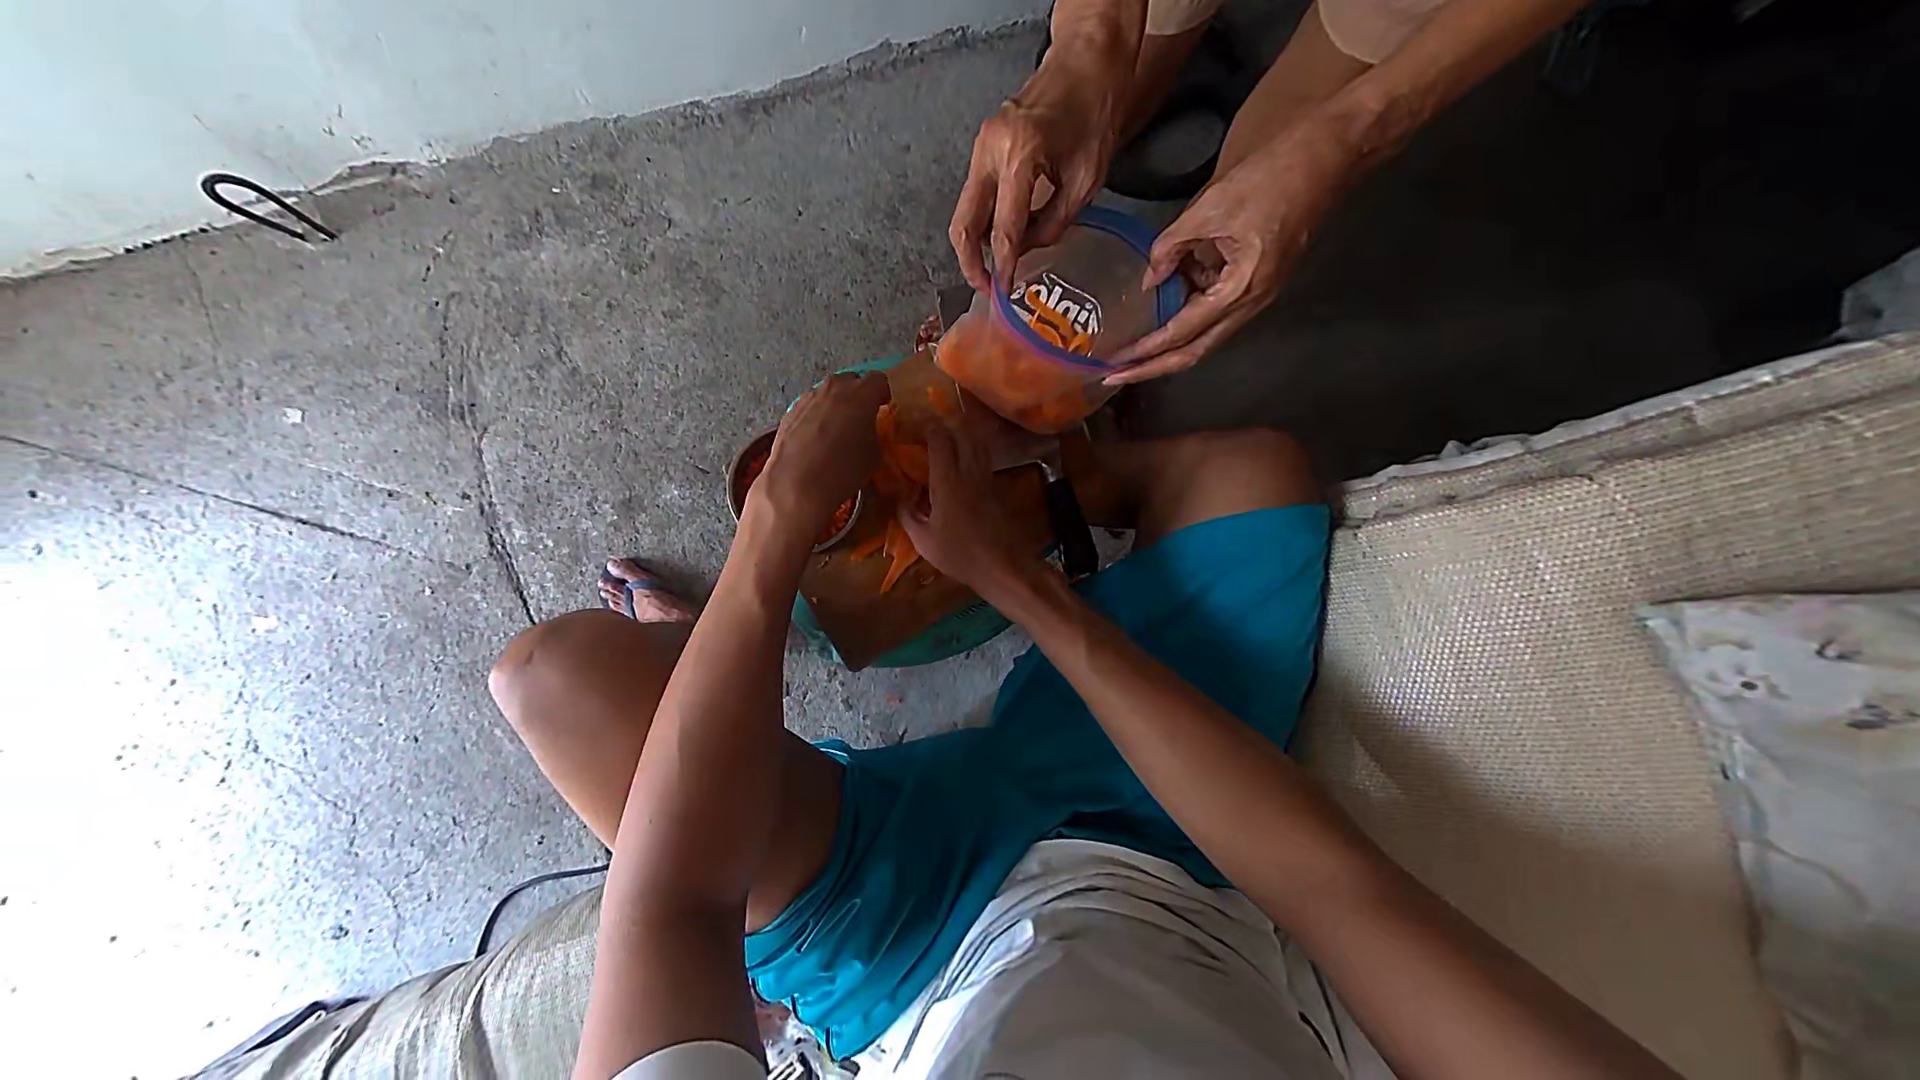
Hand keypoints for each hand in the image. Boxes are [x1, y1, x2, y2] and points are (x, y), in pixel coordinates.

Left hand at [758, 373, 889, 530]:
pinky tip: (815, 439)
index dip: (882, 393)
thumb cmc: (844, 469)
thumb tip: (866, 430)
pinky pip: (810, 406)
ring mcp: (809, 397)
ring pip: (827, 392)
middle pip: (850, 380)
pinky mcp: (790, 411)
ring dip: (835, 404)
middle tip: (859, 418)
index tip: (882, 407)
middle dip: (857, 395)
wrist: (798, 483)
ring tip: (835, 430)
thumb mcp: (874, 455)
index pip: (878, 380)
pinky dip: (816, 416)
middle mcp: (834, 388)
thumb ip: (872, 433)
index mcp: (861, 395)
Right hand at [898, 425, 1046, 602]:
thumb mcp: (924, 540)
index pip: (939, 440)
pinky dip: (974, 449)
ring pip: (978, 443)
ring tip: (949, 434)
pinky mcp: (996, 488)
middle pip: (963, 433)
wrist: (1002, 566)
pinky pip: (984, 458)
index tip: (914, 423)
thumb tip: (898, 497)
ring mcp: (986, 479)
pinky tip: (964, 459)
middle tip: (932, 425)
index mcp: (947, 481)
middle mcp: (969, 472)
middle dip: (947, 423)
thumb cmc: (959, 555)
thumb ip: (907, 515)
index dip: (927, 426)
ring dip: (963, 432)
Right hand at [949, 47, 1133, 291]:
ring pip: (964, 212)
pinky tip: (998, 239)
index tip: (1004, 291)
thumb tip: (1028, 250)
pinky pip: (975, 196)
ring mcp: (981, 147)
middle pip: (964, 224)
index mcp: (1020, 155)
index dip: (1003, 266)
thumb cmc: (1095, 113)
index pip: (1004, 229)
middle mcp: (991, 151)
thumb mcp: (1086, 180)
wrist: (1085, 62)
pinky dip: (982, 223)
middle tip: (985, 288)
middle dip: (971, 263)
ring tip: (991, 270)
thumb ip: (1054, 222)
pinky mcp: (983, 148)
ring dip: (974, 245)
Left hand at [1105, 118, 1357, 383]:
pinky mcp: (1254, 283)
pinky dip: (1183, 314)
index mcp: (1240, 289)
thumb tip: (1149, 280)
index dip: (1146, 352)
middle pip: (1194, 352)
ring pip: (1203, 335)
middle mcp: (1250, 303)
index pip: (1183, 334)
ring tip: (1129, 350)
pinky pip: (1213, 310)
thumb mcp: (1210, 207)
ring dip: (1166, 344)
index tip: (1115, 364)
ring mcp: (1255, 296)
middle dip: (1152, 367)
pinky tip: (1159, 309)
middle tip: (1116, 375)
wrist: (1331, 152)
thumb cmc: (1275, 174)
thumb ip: (1171, 247)